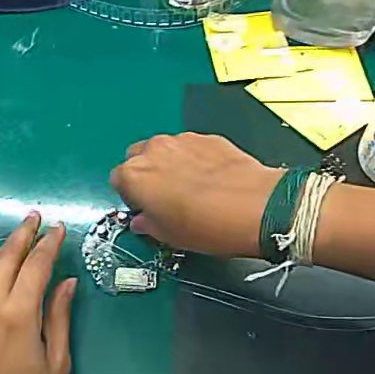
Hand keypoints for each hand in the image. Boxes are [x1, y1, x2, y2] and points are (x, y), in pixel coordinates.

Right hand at [109, 133, 280, 258]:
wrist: (256, 207)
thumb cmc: (206, 226)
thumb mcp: (169, 236)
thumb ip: (147, 224)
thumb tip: (143, 220)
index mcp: (133, 175)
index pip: (118, 180)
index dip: (131, 196)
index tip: (146, 209)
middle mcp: (152, 150)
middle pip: (137, 158)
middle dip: (146, 174)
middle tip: (165, 196)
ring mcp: (180, 140)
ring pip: (164, 150)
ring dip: (169, 164)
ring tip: (192, 187)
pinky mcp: (206, 137)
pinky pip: (190, 147)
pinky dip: (194, 159)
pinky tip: (212, 179)